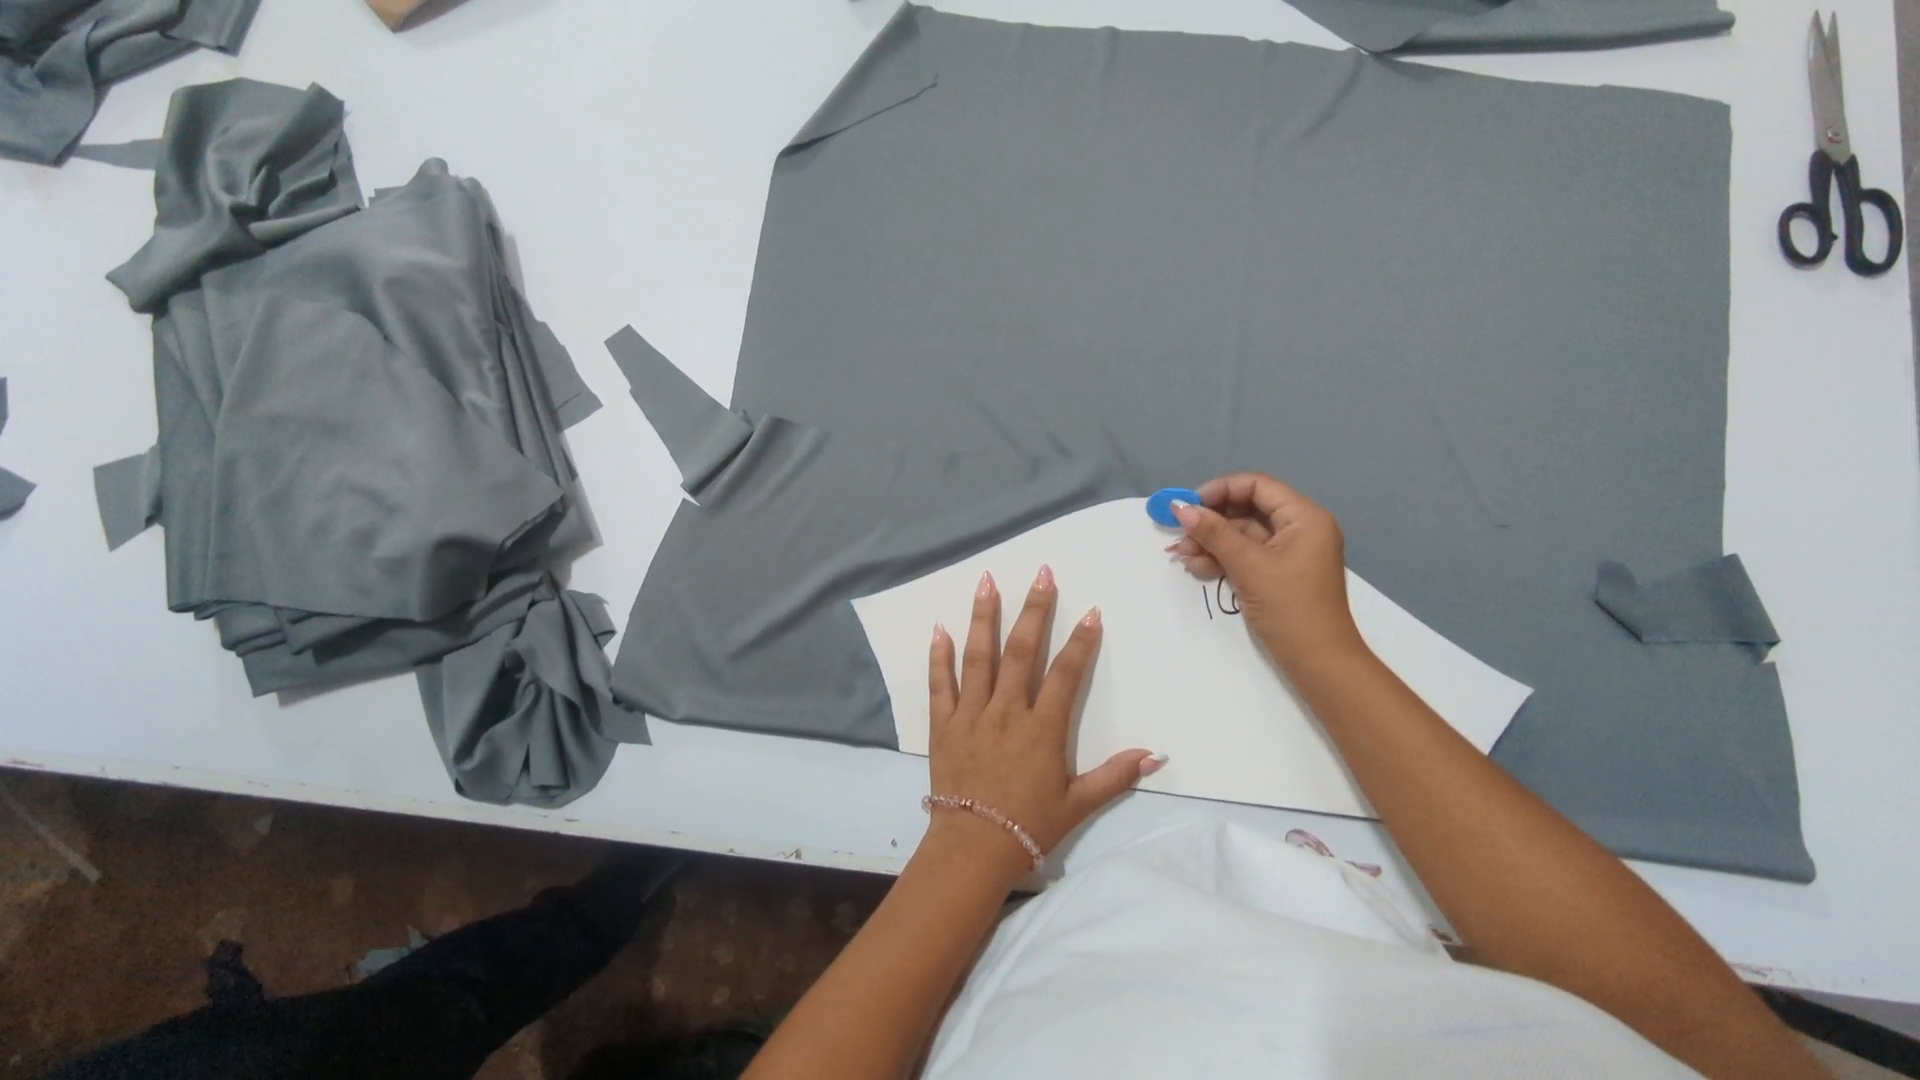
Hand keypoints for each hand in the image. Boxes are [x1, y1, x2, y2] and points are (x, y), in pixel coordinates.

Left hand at [928, 566, 1158, 866]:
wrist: (972, 848)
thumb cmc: (1029, 826)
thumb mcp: (1078, 804)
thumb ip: (1115, 775)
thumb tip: (1156, 755)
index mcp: (1042, 728)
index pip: (1065, 675)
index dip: (1081, 643)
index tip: (1091, 612)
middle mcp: (1007, 711)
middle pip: (1022, 651)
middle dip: (1035, 610)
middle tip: (1042, 574)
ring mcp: (971, 715)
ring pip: (978, 657)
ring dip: (985, 617)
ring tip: (987, 581)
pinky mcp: (942, 725)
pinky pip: (939, 684)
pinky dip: (939, 656)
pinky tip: (940, 628)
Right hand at [1165, 473, 1366, 672]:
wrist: (1318, 662)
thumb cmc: (1289, 607)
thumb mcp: (1248, 566)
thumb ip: (1214, 533)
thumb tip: (1180, 507)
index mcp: (1304, 517)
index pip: (1257, 486)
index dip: (1220, 490)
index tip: (1188, 506)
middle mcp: (1299, 528)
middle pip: (1247, 509)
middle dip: (1211, 521)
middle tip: (1179, 535)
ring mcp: (1289, 553)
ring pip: (1243, 535)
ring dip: (1211, 542)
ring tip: (1182, 556)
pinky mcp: (1278, 574)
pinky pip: (1246, 555)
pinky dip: (1222, 559)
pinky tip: (1196, 567)